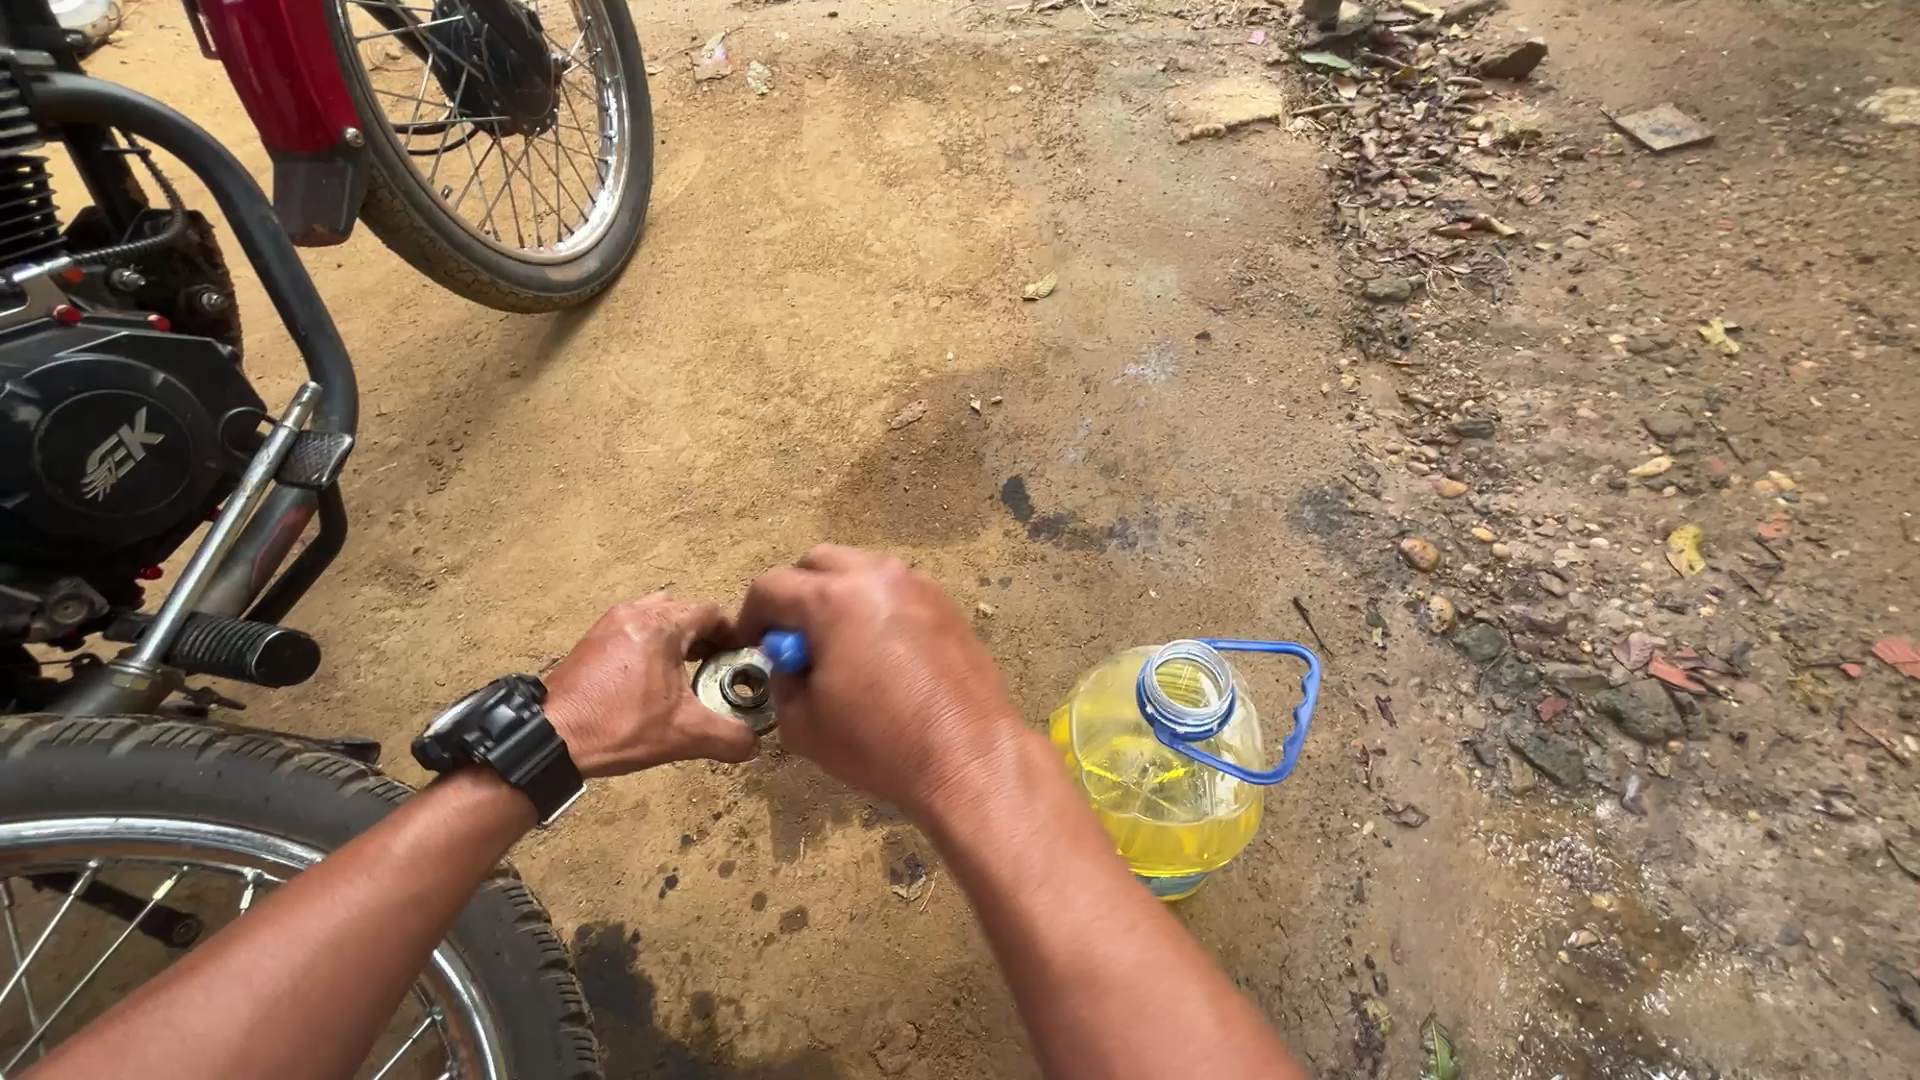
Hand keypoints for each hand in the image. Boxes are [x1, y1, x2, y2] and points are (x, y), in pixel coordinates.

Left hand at [542, 595, 758, 777]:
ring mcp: (610, 622)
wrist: (548, 738)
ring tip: (685, 671)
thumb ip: (730, 737)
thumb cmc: (619, 727)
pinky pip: (635, 627)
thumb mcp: (685, 735)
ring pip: (658, 616)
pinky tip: (652, 678)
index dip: (734, 634)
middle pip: (686, 610)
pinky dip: (652, 643)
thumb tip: (755, 744)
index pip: (713, 612)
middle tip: (716, 666)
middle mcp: (637, 612)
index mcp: (662, 625)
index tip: (740, 659)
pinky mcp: (593, 637)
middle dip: (706, 636)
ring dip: (677, 637)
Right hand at [732, 545, 1029, 819]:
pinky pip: (896, 586)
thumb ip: (783, 680)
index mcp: (833, 600)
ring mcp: (917, 583)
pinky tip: (882, 647)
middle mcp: (875, 576)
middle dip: (796, 593)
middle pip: (817, 562)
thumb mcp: (804, 725)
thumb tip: (788, 661)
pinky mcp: (945, 601)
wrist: (969, 754)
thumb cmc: (882, 744)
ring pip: (861, 568)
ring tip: (840, 641)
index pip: (771, 587)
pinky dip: (876, 603)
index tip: (754, 642)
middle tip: (795, 637)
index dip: (752, 615)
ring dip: (838, 593)